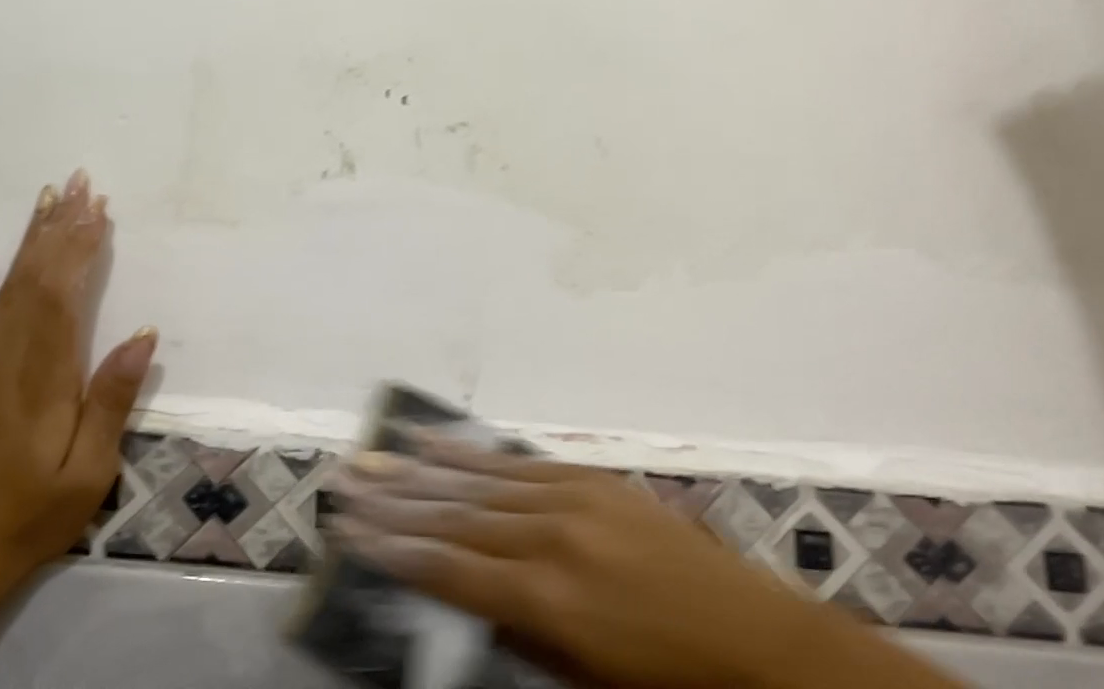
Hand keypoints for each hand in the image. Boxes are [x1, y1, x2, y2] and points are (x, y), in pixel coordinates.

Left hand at [0, 167, 158, 588]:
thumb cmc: (36, 514)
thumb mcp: (90, 472)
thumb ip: (111, 401)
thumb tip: (142, 336)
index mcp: (45, 378)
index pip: (64, 296)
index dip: (81, 248)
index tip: (98, 209)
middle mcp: (8, 357)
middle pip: (37, 279)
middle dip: (61, 228)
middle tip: (81, 183)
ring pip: (6, 285)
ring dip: (30, 239)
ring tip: (49, 197)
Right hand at [329, 438, 962, 688]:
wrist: (765, 644)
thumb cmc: (667, 679)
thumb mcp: (583, 677)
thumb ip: (512, 629)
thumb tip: (452, 591)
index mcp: (545, 598)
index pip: (444, 566)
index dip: (389, 548)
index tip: (343, 530)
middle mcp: (548, 538)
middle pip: (449, 516)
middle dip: (388, 500)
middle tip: (339, 481)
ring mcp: (571, 500)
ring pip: (474, 482)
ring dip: (414, 470)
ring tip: (369, 456)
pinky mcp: (591, 478)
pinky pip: (514, 462)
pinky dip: (465, 451)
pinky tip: (430, 439)